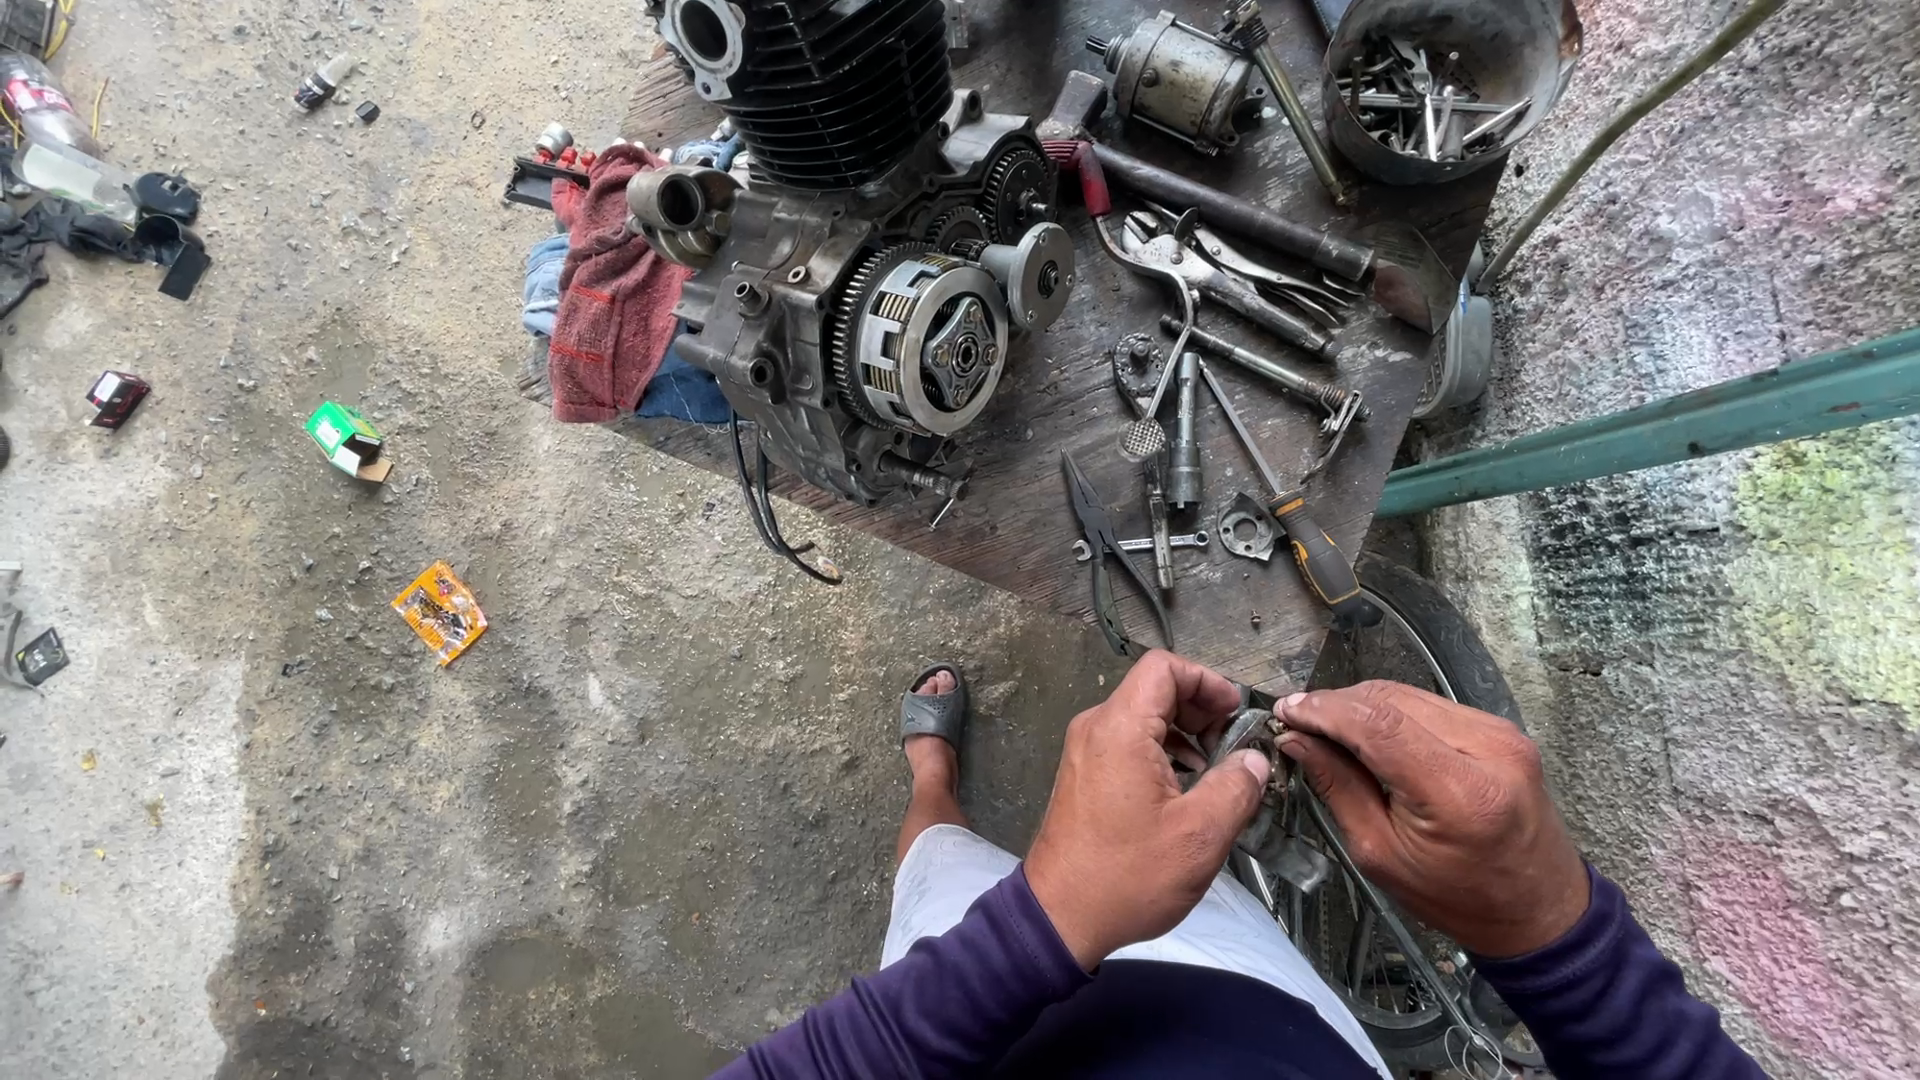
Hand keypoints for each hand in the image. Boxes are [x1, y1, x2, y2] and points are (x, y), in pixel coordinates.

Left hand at [1024, 651, 1271, 969]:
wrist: (1061, 915)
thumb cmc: (1128, 874)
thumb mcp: (1199, 835)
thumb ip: (1235, 787)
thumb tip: (1254, 759)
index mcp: (1119, 727)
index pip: (1163, 668)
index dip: (1205, 680)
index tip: (1236, 712)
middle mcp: (1096, 726)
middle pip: (1153, 688)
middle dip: (1199, 707)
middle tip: (1233, 743)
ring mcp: (1085, 748)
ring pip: (1141, 715)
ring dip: (1182, 730)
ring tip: (1216, 767)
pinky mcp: (1083, 771)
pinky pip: (1126, 739)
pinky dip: (1160, 748)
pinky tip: (1185, 783)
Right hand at [1276, 681, 1589, 958]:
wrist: (1542, 912)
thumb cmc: (1456, 897)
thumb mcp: (1379, 853)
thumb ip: (1336, 787)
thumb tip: (1294, 738)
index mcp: (1460, 791)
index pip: (1376, 723)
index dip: (1322, 710)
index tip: (1284, 711)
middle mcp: (1488, 748)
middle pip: (1387, 698)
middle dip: (1333, 705)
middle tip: (1297, 722)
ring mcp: (1500, 732)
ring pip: (1403, 693)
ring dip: (1356, 704)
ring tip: (1325, 727)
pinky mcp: (1500, 728)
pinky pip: (1425, 703)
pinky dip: (1385, 710)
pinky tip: (1365, 731)